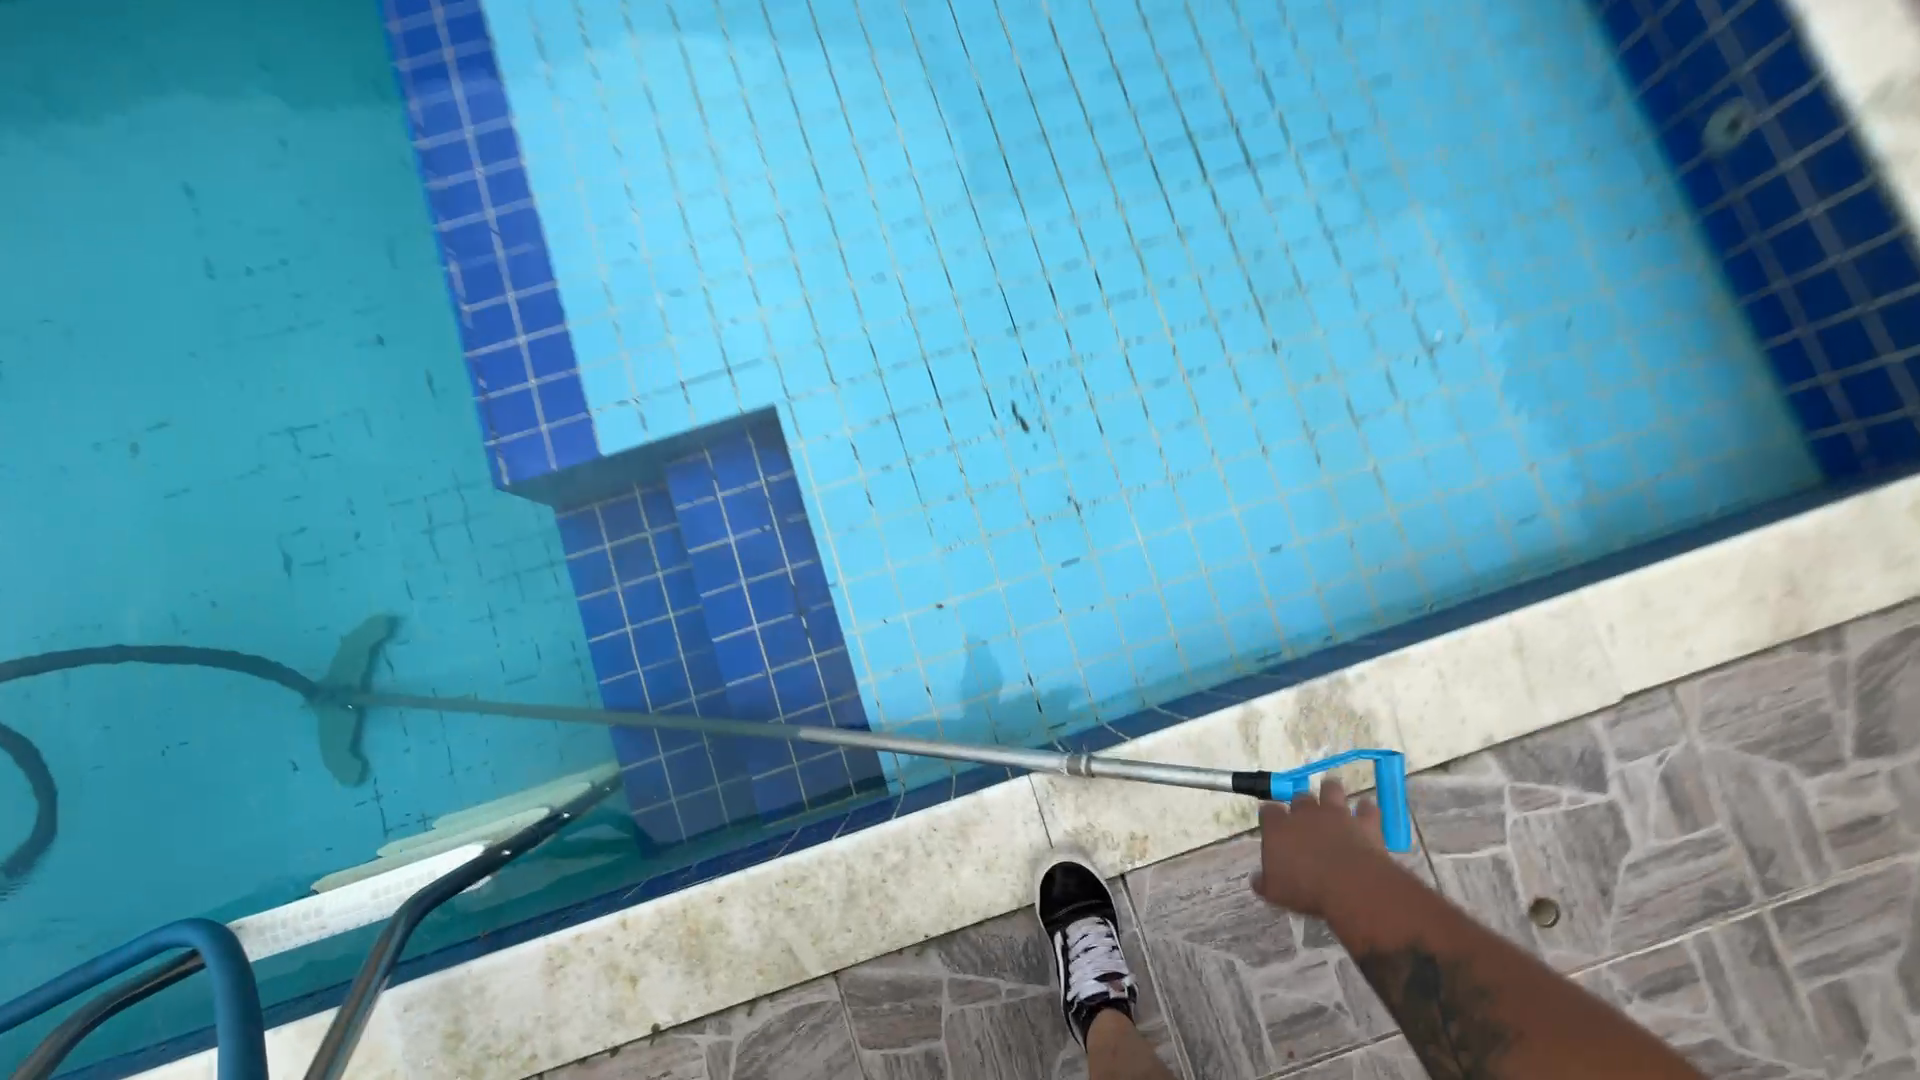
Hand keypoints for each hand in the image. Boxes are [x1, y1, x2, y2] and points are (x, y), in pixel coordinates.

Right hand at [1249, 778, 1396, 917]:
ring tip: (1333, 801)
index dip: (1271, 817)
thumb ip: (1264, 882)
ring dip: (1332, 793)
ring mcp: (1336, 814)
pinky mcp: (1364, 822)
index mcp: (1278, 827)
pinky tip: (1366, 815)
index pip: (1268, 811)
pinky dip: (1366, 810)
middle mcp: (1305, 813)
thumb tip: (1256, 879)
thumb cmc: (1306, 889)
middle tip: (1305, 819)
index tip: (1273, 827)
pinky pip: (1367, 809)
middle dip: (1302, 805)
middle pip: (1300, 797)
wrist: (1351, 886)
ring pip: (1331, 789)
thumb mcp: (1276, 893)